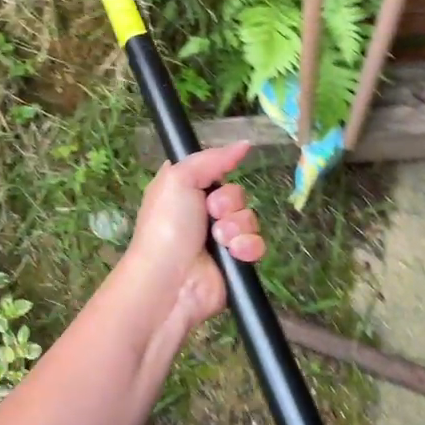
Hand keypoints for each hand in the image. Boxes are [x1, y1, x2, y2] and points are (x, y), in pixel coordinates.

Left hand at [124, 141, 263, 337]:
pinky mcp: (236, 262)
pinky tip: (233, 253)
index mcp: (186, 189)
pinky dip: (247, 247)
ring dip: (237, 226)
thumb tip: (244, 144)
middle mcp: (203, 212)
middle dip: (228, 203)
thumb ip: (212, 158)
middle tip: (211, 214)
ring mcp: (221, 238)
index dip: (219, 175)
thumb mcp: (179, 177)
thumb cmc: (167, 224)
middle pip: (237, 194)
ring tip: (218, 239)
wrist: (170, 280)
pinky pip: (257, 244)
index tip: (212, 183)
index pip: (217, 171)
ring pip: (250, 218)